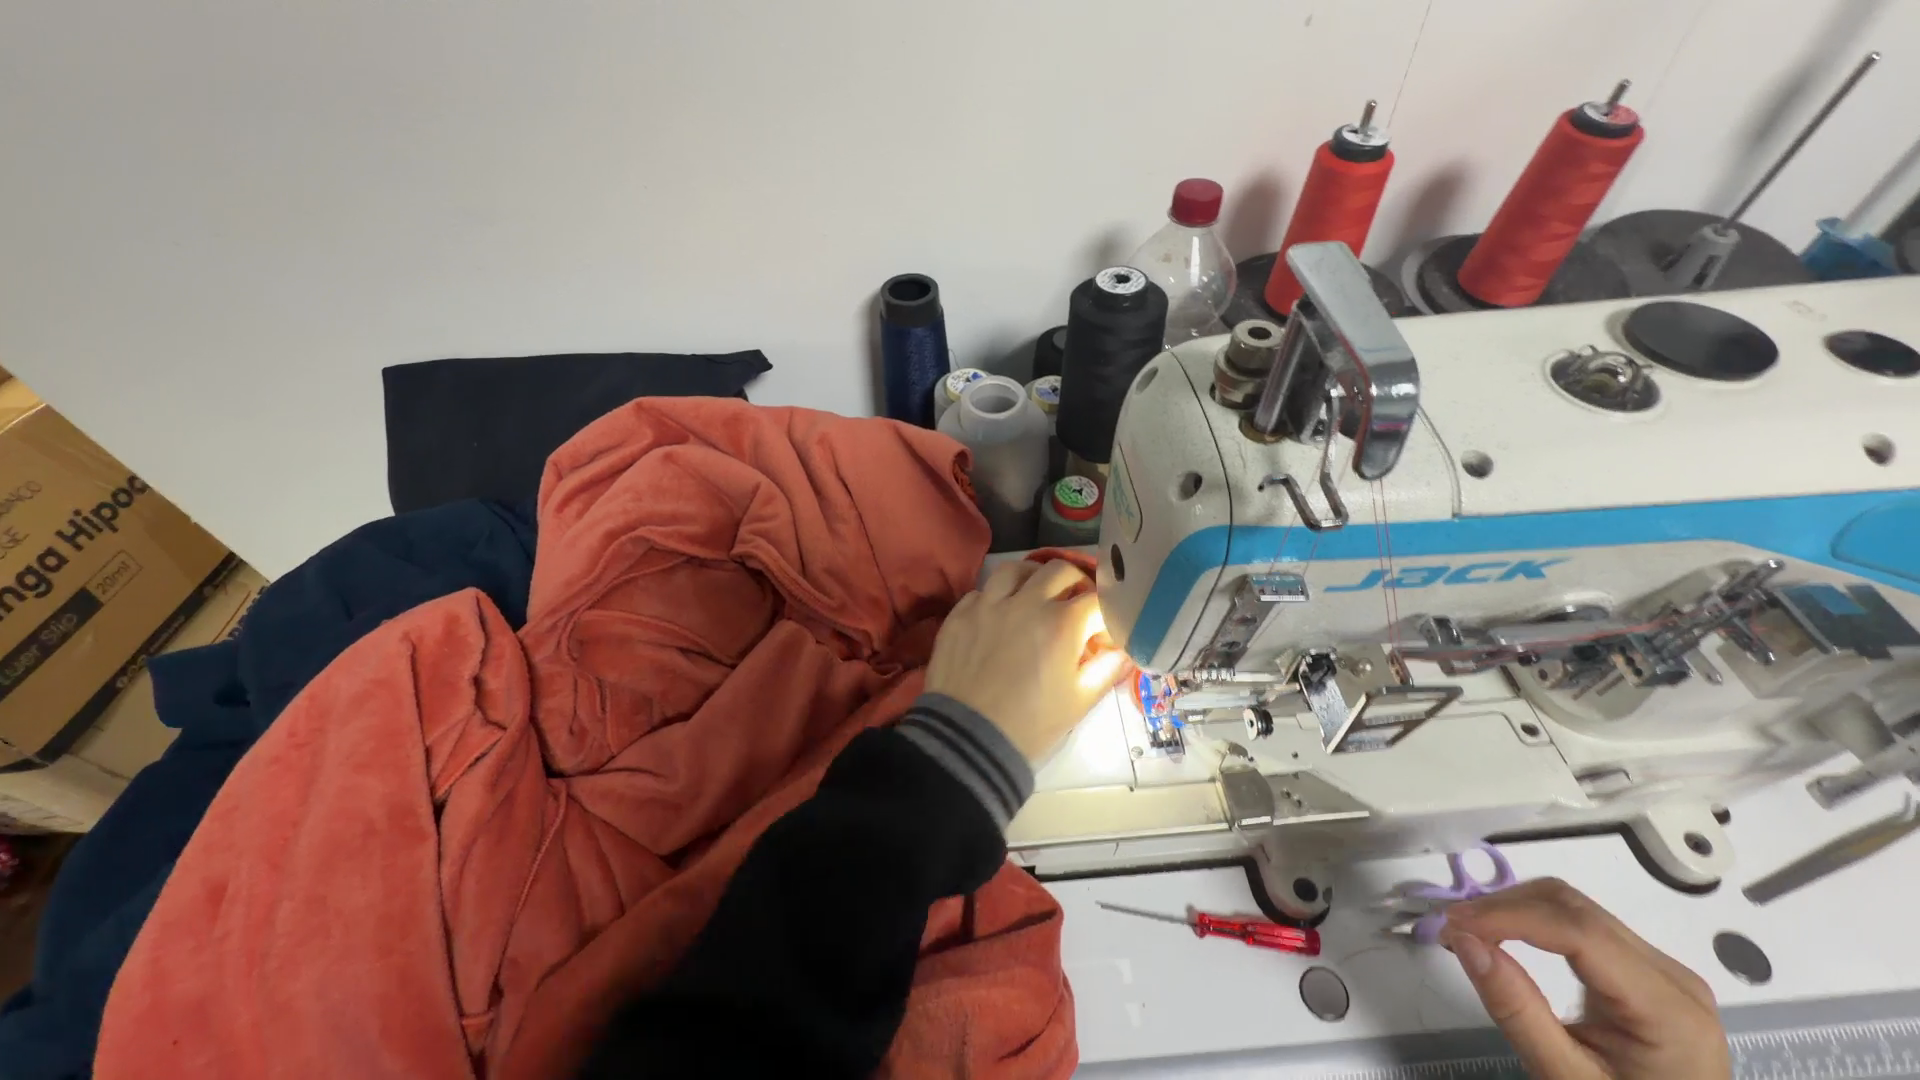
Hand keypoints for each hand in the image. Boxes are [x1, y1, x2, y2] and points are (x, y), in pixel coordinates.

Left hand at [925, 560, 1127, 762]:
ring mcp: (988, 605)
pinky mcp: (959, 615)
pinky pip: (981, 591)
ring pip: (1015, 569)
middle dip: (1074, 583)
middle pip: (1058, 570)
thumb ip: (1106, 668)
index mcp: (1062, 623)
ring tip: (1035, 596)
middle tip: (1074, 603)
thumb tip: (1122, 649)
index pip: (1096, 598)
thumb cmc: (1031, 725)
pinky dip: (996, 598)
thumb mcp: (1080, 701)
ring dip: (1032, 579)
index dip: (1106, 610)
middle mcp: (1025, 603)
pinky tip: (998, 617)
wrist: (968, 739)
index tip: (1104, 629)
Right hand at [1441, 879, 1729, 1079]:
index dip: (1510, 917)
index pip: (1579, 932)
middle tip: (1451, 928)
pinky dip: (1531, 919)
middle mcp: (1670, 974)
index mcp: (1666, 1008)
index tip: (1452, 924)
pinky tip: (1502, 935)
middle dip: (1504, 907)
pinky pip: (1579, 923)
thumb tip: (1463, 941)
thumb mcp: (1565, 1078)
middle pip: (1574, 908)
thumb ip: (1516, 1011)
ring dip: (1513, 908)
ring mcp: (1660, 967)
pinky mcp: (1643, 968)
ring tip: (1469, 930)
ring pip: (1572, 906)